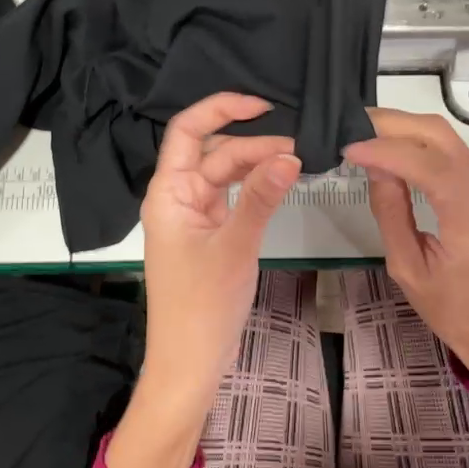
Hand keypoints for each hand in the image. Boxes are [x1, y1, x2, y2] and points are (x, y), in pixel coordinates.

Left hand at [107, 92, 300, 467]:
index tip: (262, 103)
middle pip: (214, 151)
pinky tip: (282, 179)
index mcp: (169, 191)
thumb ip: (262, 198)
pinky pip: (233, 196)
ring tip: (298, 158)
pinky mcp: (210, 233)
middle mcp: (178, 196)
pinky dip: (256, 186)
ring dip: (257, 163)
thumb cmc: (201, 305)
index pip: (187, 130)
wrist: (189, 364)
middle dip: (253, 141)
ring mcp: (195, 215)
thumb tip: (290, 153)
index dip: (220, 109)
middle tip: (299, 144)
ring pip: (227, 173)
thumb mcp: (235, 247)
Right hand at [343, 108, 468, 378]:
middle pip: (440, 135)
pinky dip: (417, 141)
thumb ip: (391, 212)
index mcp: (468, 221)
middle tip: (351, 127)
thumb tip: (374, 165)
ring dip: (404, 128)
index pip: (430, 166)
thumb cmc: (450, 307)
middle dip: (393, 124)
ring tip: (364, 135)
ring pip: (446, 136)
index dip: (387, 150)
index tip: (350, 149)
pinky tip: (390, 150)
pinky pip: (450, 149)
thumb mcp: (407, 267)